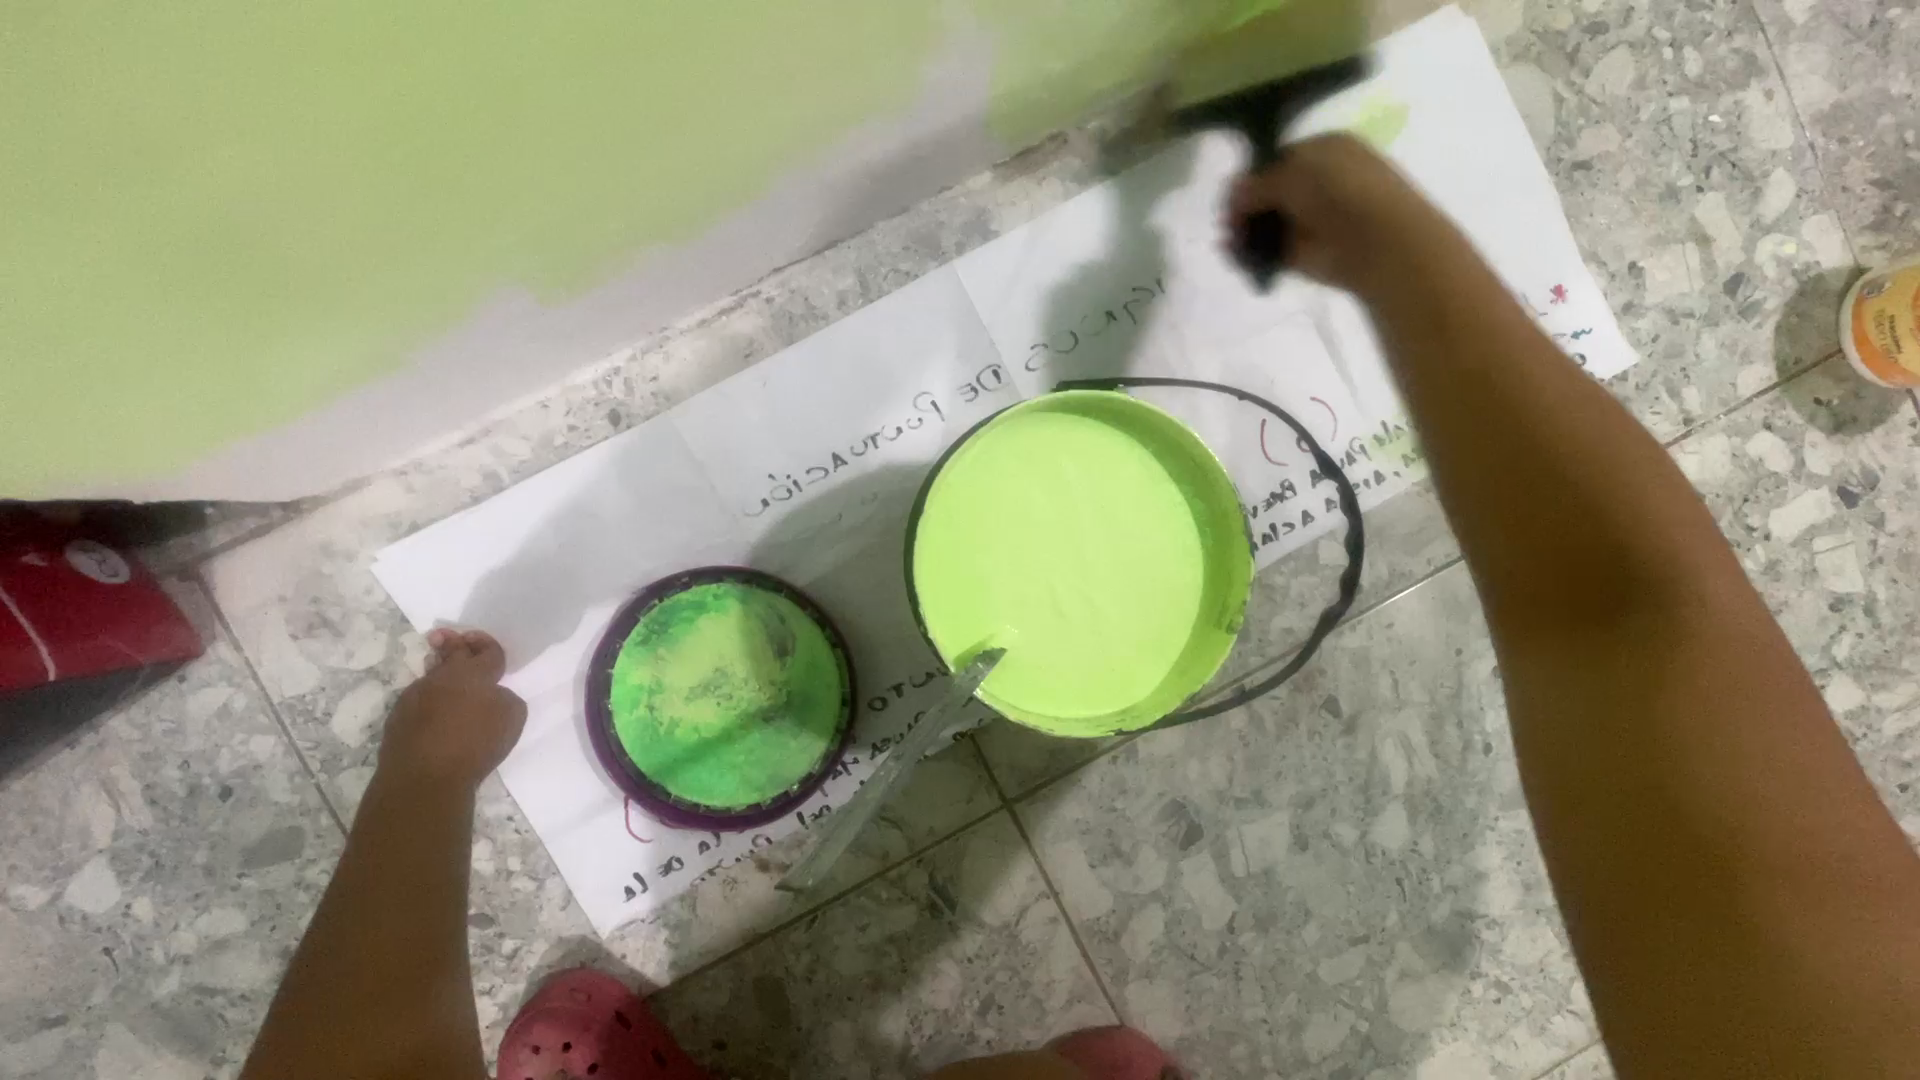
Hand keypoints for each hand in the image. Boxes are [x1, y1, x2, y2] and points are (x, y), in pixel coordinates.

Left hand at [377, 629, 527, 791]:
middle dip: (450, 643)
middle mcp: (441, 679)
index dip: (485, 643)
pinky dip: (430, 703)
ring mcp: (414, 698)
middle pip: (449, 654)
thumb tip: (491, 696)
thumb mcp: (512, 717)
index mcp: (473, 674)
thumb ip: (506, 697)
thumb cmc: (476, 743)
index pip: (486, 652)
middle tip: (443, 636)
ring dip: (440, 675)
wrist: (424, 777)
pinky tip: (436, 718)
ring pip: (431, 678)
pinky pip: (419, 701)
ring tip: (444, 681)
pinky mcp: (398, 719)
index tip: (476, 639)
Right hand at [1226, 134, 1461, 294]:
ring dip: (1242, 230)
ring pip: (1265, 222)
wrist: (1376, 241)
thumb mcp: (1293, 173)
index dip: (1251, 175)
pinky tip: (1232, 253)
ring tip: (1227, 239)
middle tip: (1225, 219)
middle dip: (1243, 206)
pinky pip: (1267, 251)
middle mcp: (1317, 183)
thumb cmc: (1340, 191)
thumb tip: (1232, 193)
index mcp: (1323, 151)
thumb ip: (1257, 183)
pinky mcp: (1301, 254)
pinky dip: (1248, 253)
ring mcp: (1309, 220)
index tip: (1231, 192)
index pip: (1277, 160)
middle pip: (1268, 194)